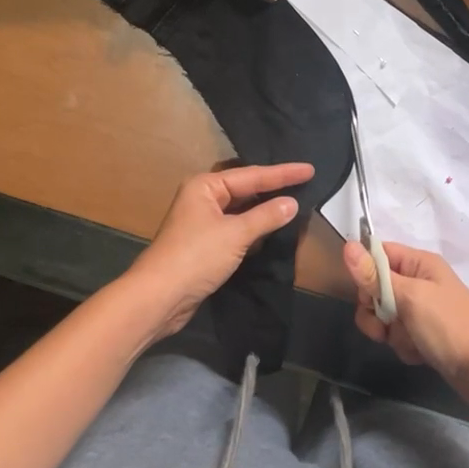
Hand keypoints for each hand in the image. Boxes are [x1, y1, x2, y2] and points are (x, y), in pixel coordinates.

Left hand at [130, 162, 313, 337]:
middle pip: (245, 188)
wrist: (159, 298)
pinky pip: (236, 227)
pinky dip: (254, 227)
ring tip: (294, 199)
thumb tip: (292, 203)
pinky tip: (272, 227)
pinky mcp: (205, 244)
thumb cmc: (196, 257)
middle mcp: (202, 197)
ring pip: (241, 209)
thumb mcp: (235, 234)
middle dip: (273, 186)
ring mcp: (202, 221)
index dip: (283, 173)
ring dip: (264, 208)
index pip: (252, 175)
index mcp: (205, 185)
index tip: (309, 169)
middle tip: (304, 180)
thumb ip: (266, 217)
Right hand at [345, 240, 468, 394]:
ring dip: (391, 332)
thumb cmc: (449, 325)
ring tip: (409, 341)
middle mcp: (420, 281)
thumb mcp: (409, 297)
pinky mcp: (426, 334)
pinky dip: (404, 345)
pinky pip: (400, 335)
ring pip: (386, 316)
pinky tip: (419, 353)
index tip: (365, 295)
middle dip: (376, 310)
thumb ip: (375, 276)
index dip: (366, 273)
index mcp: (419, 263)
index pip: (379, 255)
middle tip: (386, 325)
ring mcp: (424, 309)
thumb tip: (347, 245)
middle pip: (378, 288)